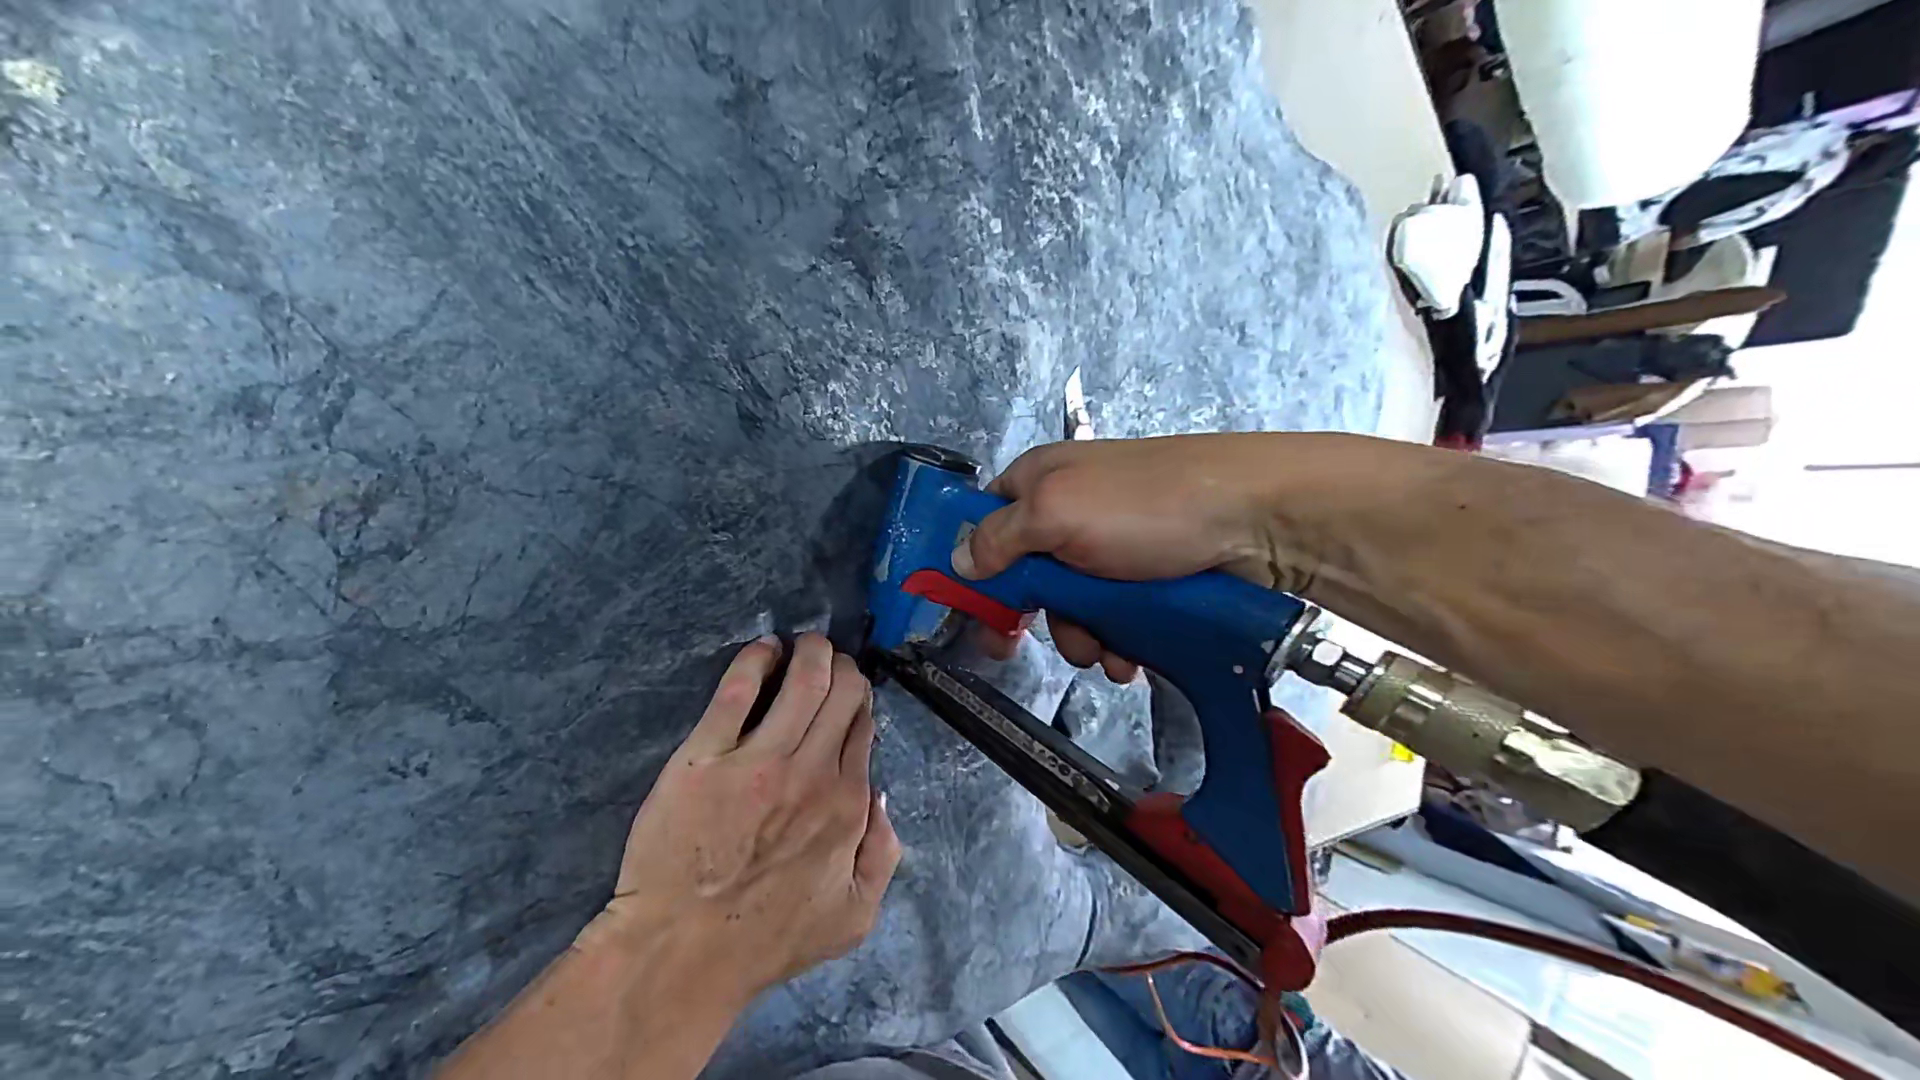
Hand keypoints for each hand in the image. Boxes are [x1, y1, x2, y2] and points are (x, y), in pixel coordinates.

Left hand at [582, 632, 901, 1000]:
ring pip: (801, 682)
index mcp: (846, 804)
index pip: (862, 727)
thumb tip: (880, 793)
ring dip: (811, 652)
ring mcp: (758, 760)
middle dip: (843, 666)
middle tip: (832, 660)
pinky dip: (756, 659)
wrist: (678, 954)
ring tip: (807, 643)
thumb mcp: (853, 916)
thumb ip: (884, 853)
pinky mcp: (705, 755)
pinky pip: (737, 690)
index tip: (849, 694)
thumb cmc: (765, 938)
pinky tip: (764, 648)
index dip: (859, 701)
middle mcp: (811, 772)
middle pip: (840, 693)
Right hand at [950, 435, 1337, 680]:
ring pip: (1071, 605)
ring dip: (1082, 637)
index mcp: (1037, 481)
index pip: (984, 522)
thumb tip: (956, 561)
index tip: (975, 612)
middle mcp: (1069, 510)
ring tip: (1107, 653)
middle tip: (1047, 643)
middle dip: (1039, 616)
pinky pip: (1111, 616)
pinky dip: (1116, 641)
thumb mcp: (1056, 514)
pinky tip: (1131, 657)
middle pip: (1027, 575)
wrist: (1254, 517)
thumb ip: (997, 538)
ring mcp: (1109, 545)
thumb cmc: (1143, 508)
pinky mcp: (1145, 575)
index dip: (974, 568)